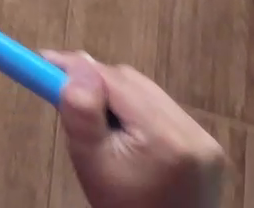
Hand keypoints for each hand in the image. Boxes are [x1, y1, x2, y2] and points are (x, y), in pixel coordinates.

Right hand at [46, 51, 225, 207]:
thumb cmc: (119, 203)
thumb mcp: (88, 157)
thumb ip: (81, 108)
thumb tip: (76, 60)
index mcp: (167, 138)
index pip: (115, 81)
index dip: (78, 67)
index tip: (44, 60)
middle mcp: (194, 133)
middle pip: (133, 83)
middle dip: (96, 80)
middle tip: (63, 88)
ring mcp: (206, 141)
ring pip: (147, 91)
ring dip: (116, 93)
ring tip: (94, 114)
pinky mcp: (209, 148)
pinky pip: (162, 108)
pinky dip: (136, 107)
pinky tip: (122, 127)